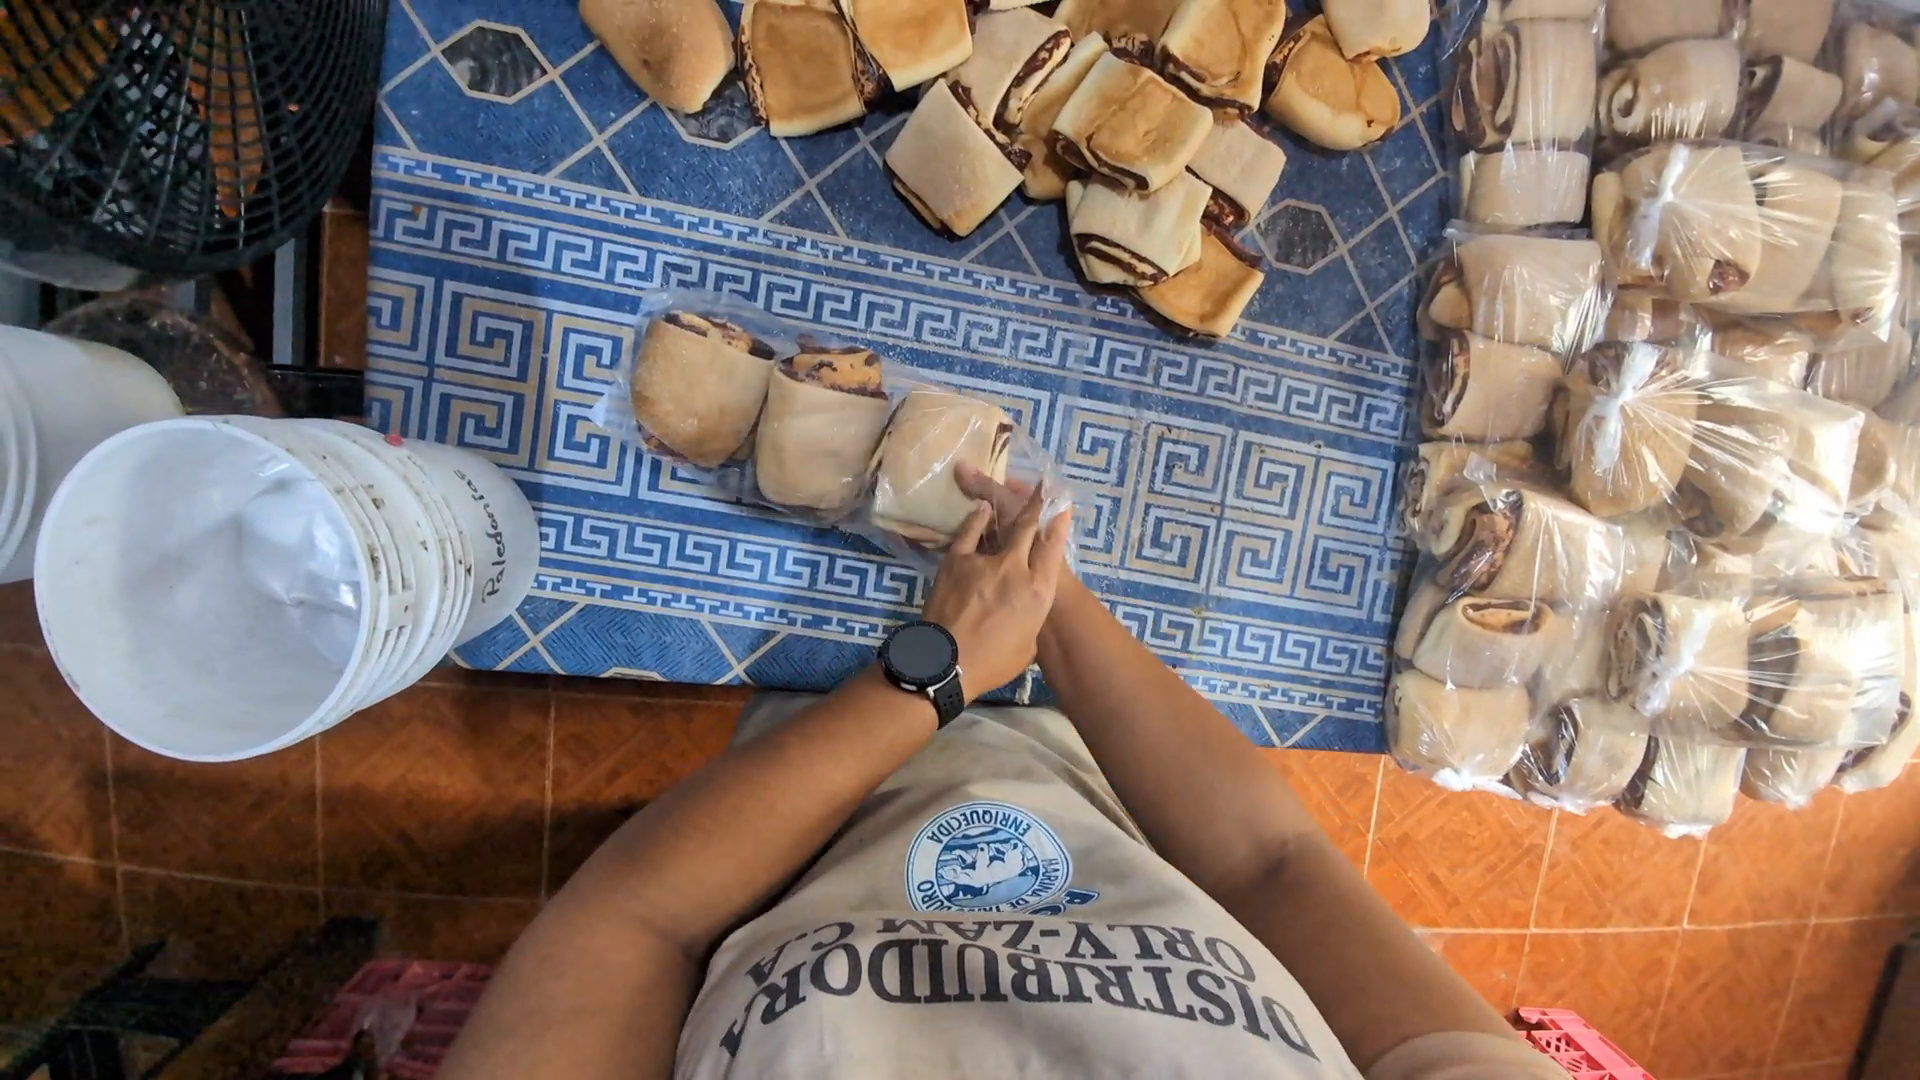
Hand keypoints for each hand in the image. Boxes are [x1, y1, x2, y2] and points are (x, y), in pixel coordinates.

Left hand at [921, 466, 1072, 698]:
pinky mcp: (957, 560)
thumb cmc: (992, 664)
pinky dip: (976, 519)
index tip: (1062, 509)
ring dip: (1010, 510)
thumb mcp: (1027, 645)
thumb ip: (1030, 618)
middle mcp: (1017, 570)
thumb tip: (1023, 608)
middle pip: (1031, 529)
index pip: (1054, 549)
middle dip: (1040, 506)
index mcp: (1039, 593)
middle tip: (1045, 489)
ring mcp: (986, 561)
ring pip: (1002, 527)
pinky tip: (980, 509)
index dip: (1059, 526)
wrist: (947, 664)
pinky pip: (969, 533)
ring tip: (1013, 495)